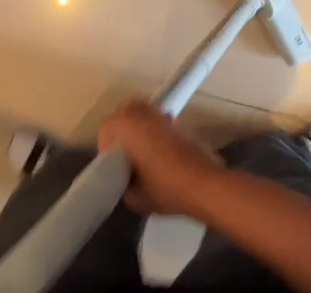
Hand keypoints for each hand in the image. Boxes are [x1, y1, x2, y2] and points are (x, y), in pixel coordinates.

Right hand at [97, 98, 224, 217]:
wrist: (206, 185)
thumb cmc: (165, 187)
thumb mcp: (135, 198)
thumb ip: (124, 185)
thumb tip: (126, 181)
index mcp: (124, 125)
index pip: (105, 130)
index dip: (107, 150)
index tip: (114, 169)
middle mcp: (140, 112)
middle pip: (122, 115)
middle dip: (121, 133)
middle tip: (126, 158)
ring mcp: (161, 114)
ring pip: (141, 115)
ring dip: (138, 130)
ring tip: (143, 156)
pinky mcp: (179, 121)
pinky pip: (158, 122)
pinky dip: (155, 133)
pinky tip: (162, 156)